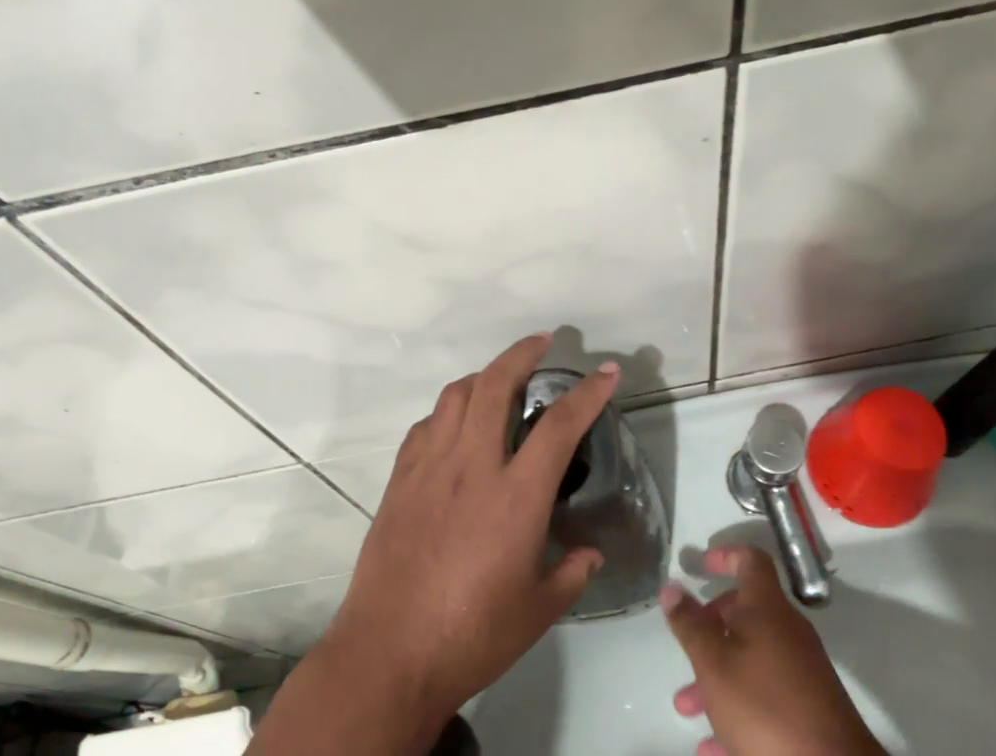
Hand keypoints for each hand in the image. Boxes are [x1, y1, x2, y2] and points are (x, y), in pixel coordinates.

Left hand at [290, 333, 616, 742]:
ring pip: (454, 396)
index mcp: (516, 496)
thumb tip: (588, 553)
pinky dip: (446, 412)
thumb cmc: (472, 635)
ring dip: (482, 376)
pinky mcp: (399, 482)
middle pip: (495, 385)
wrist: (389, 654)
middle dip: (521, 353)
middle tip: (542, 342)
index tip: (607, 371)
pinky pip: (425, 427)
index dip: (588, 392)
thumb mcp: (538, 610)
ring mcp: (429, 469)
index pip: (560, 426)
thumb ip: (570, 572)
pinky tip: (455, 426)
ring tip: (499, 378)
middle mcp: (472, 467)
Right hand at [664, 545, 888, 755]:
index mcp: (767, 610)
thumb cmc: (764, 707)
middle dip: (709, 629)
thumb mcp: (714, 663)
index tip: (699, 565)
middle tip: (685, 647)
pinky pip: (764, 699)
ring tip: (686, 709)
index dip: (725, 555)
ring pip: (750, 661)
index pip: (751, 561)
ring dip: (715, 679)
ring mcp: (801, 672)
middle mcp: (787, 633)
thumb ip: (690, 625)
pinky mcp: (807, 709)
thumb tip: (672, 586)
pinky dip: (736, 713)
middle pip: (745, 614)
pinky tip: (711, 747)